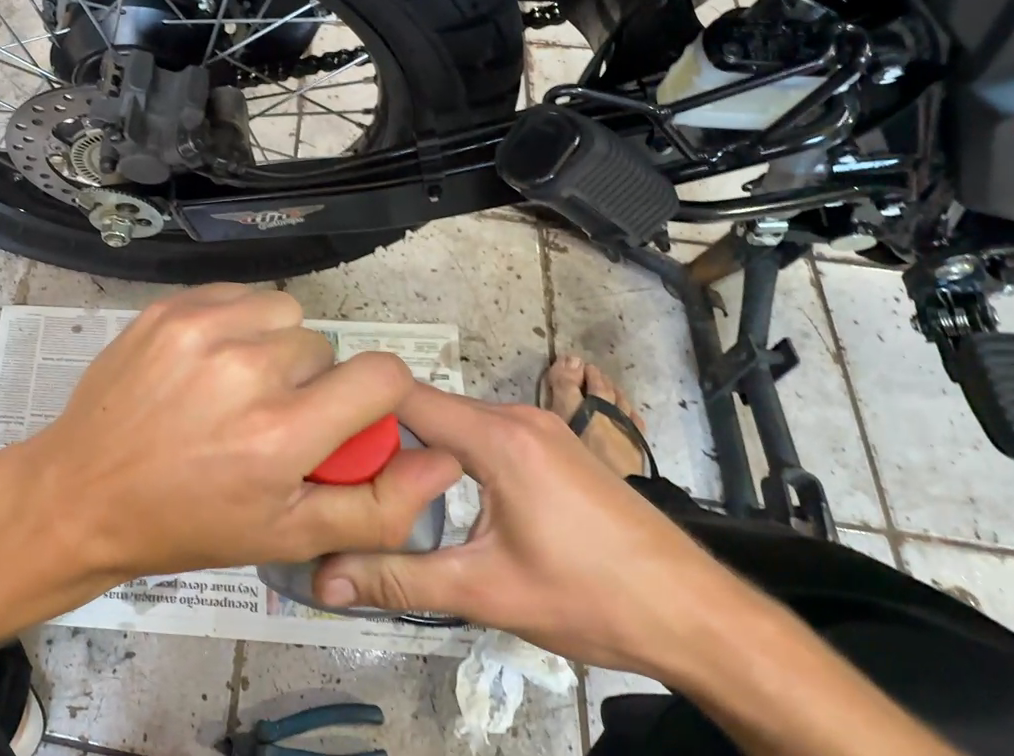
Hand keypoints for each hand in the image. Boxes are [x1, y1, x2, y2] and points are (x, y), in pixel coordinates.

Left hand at [14, 284, 460, 581]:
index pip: (382, 375)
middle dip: (311, 383)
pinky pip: (238, 296)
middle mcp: (246, 368)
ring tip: (238, 388)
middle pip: (326, 348)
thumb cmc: (188, 522)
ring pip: (285, 314)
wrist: (84, 493)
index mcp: (281, 432)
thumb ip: (377, 505)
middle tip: (269, 420)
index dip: (376, 397)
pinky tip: (209, 363)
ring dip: (275, 347)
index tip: (345, 418)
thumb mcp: (287, 536)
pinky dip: (236, 324)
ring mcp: (201, 329)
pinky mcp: (168, 309)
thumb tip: (443, 460)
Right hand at [313, 386, 754, 675]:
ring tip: (373, 490)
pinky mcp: (557, 451)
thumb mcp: (485, 592)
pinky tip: (437, 499)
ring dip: (415, 451)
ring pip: (455, 425)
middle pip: (426, 409)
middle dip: (379, 438)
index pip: (403, 395)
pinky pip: (484, 438)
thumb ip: (397, 580)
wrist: (700, 618)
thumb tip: (321, 582)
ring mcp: (543, 430)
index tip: (314, 437)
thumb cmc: (592, 598)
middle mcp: (517, 418)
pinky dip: (451, 458)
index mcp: (497, 437)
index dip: (354, 408)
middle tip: (334, 476)